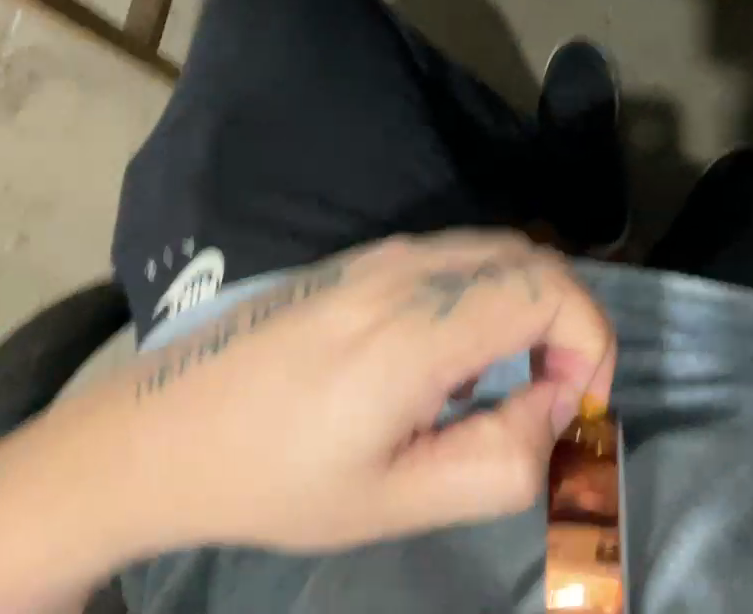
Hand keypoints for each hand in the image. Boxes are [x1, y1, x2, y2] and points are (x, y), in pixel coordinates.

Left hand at [109, 229, 616, 553]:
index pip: (548, 290)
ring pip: (495, 250)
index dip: (589, 342)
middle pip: (532, 258)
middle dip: (569, 323)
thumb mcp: (395, 501)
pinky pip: (455, 255)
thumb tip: (558, 406)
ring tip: (507, 383)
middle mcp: (406, 270)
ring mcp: (379, 255)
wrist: (164, 431)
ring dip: (530, 307)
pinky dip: (489, 293)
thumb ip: (500, 459)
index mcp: (417, 329)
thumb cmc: (277, 478)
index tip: (574, 408)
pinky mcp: (361, 259)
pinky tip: (454, 356)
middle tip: (554, 398)